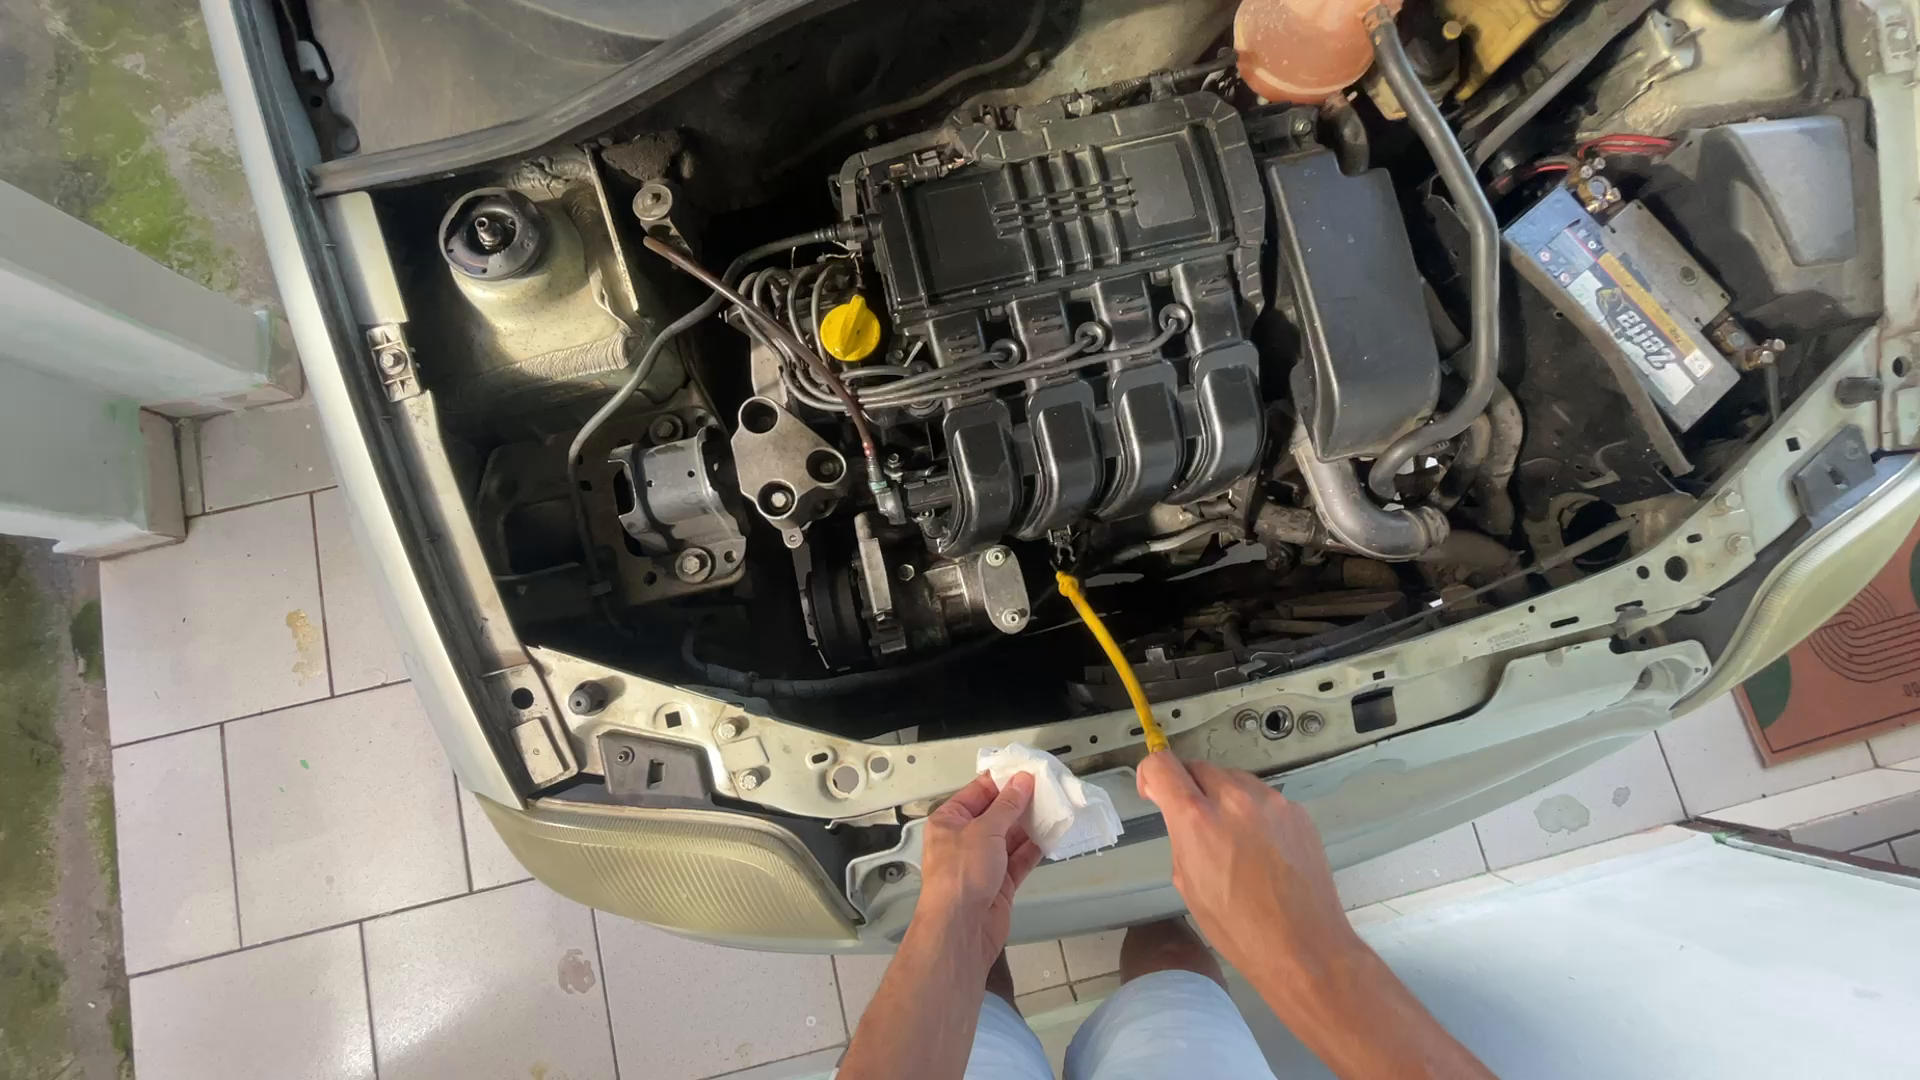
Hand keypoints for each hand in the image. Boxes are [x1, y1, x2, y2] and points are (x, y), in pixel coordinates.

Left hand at [914, 772, 1042, 972]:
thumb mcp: (985, 830)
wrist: (960, 931)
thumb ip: (1007, 806)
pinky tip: (1051, 837)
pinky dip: (1034, 849)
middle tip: (1047, 788)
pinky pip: (1019, 860)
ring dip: (1030, 825)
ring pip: (1010, 837)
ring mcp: (982, 862)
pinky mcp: (999, 883)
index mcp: (950, 820)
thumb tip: (1022, 780)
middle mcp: (964, 839)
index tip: (1027, 771)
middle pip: (996, 814)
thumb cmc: (961, 874)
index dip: (1003, 781)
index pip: (978, 792)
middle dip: (1020, 803)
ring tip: (1054, 808)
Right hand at [1136, 752, 1360, 1002]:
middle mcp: (1233, 798)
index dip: (1149, 775)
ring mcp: (1270, 801)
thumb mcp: (1188, 882)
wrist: (1306, 949)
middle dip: (1187, 788)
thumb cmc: (1238, 927)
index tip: (1154, 793)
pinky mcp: (1296, 810)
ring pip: (1231, 778)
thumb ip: (1180, 835)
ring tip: (1233, 836)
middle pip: (1196, 767)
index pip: (1160, 765)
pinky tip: (1261, 845)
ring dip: (1221, 796)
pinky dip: (1252, 810)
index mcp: (1196, 818)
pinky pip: (1262, 796)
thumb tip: (1182, 815)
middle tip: (1195, 822)